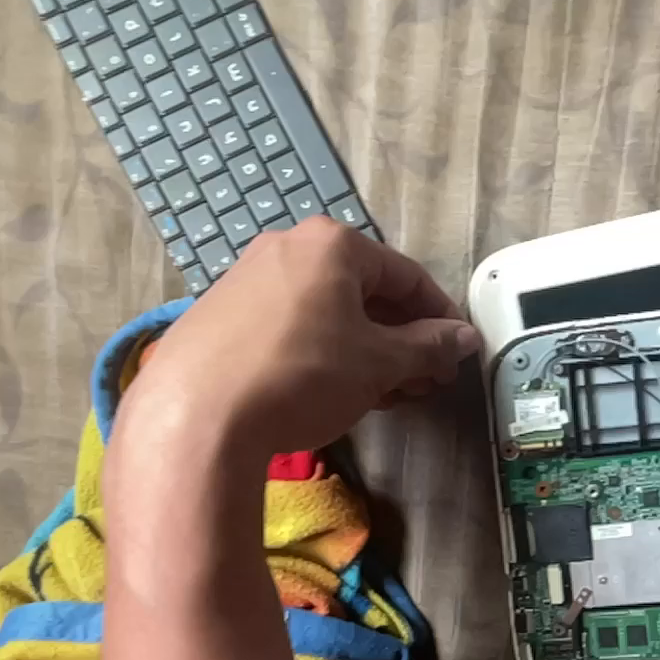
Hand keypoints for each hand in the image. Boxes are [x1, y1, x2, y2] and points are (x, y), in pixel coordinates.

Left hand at [117, 218, 479, 460]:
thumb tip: (463, 337)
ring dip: (369, 351)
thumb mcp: (379, 363)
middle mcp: (288, 248)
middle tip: (427, 380)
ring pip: (330, 312)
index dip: (441, 316)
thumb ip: (428, 346)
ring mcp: (250, 279)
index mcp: (332, 244)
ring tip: (390, 393)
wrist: (197, 415)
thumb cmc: (303, 374)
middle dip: (404, 339)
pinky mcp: (225, 315)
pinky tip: (339, 390)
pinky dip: (328, 354)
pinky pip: (295, 327)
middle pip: (367, 293)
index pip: (407, 275)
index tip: (458, 350)